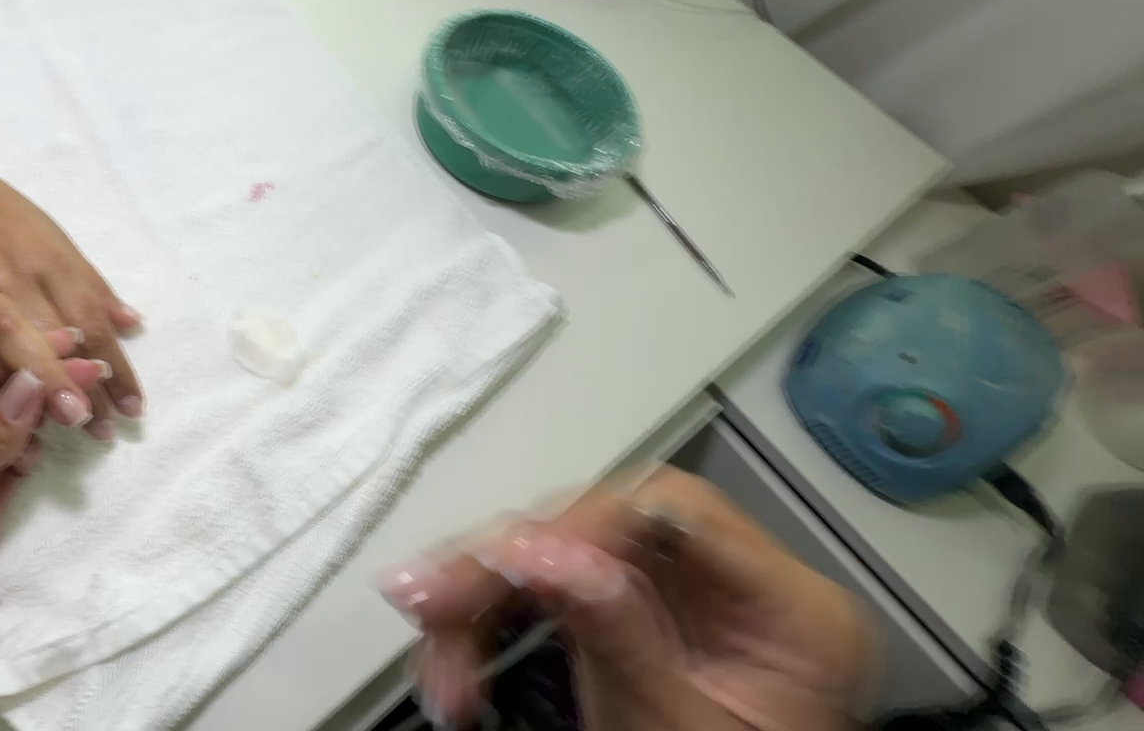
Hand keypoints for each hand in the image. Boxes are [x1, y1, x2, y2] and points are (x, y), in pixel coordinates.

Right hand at [0, 102, 143, 442]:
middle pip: (56, 330)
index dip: (116, 364)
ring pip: (6, 334)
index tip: (134, 407)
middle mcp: (18, 276)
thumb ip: (92, 286)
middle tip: (102, 429)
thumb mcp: (57, 241)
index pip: (92, 319)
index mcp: (53, 262)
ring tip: (55, 424)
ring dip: (33, 377)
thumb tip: (133, 324)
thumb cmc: (4, 217)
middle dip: (81, 378)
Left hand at [0, 331, 104, 730]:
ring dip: (42, 416)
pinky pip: (11, 473)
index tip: (65, 341)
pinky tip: (51, 440)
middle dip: (38, 384)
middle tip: (94, 368)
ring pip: (7, 436)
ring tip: (87, 398)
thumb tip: (33, 382)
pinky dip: (32, 454)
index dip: (15, 358)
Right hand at [381, 467, 870, 730]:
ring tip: (429, 637)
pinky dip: (489, 613)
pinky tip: (449, 643)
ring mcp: (671, 590)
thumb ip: (620, 639)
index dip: (582, 524)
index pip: (672, 509)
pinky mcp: (622, 607)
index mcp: (788, 605)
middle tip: (432, 601)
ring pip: (551, 550)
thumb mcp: (678, 729)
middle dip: (504, 566)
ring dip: (479, 593)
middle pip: (594, 525)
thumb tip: (542, 553)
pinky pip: (543, 585)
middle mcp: (727, 577)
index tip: (506, 563)